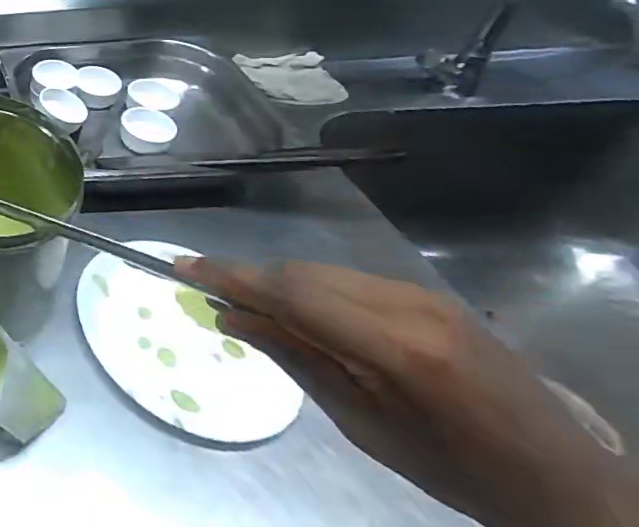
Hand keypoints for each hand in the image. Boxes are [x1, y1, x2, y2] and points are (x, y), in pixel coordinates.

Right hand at [185, 257, 637, 526]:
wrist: (570, 484)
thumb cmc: (458, 469)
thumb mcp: (364, 425)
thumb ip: (295, 359)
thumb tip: (227, 314)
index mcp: (397, 349)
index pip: (291, 293)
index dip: (229, 275)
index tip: (181, 266)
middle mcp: (411, 309)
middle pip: (300, 273)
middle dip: (246, 275)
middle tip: (201, 282)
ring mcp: (426, 297)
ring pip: (320, 270)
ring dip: (276, 279)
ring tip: (243, 297)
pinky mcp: (432, 296)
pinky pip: (348, 278)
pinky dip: (309, 285)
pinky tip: (296, 305)